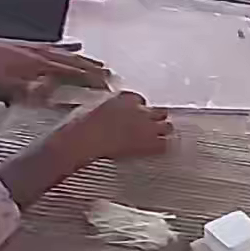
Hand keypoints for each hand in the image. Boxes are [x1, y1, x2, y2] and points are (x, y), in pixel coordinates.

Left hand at [0, 30, 110, 98]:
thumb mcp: (8, 85)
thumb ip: (34, 91)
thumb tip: (56, 96)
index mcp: (41, 65)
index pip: (74, 73)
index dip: (92, 81)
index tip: (109, 88)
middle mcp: (43, 54)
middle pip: (75, 62)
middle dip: (94, 70)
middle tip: (112, 78)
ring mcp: (36, 48)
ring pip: (67, 54)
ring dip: (85, 59)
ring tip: (100, 64)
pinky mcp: (27, 45)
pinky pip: (53, 46)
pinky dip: (67, 46)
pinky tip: (74, 45)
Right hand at [41, 91, 173, 168]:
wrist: (83, 141)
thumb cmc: (81, 127)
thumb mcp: (94, 109)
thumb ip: (108, 109)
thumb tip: (109, 115)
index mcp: (125, 99)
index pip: (140, 100)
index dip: (139, 109)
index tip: (137, 115)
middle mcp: (140, 110)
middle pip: (160, 111)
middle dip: (156, 119)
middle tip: (151, 127)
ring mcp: (147, 126)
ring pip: (167, 126)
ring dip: (163, 132)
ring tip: (156, 138)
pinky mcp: (149, 143)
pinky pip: (165, 144)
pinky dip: (162, 147)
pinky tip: (155, 150)